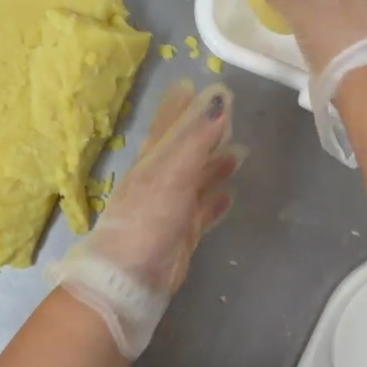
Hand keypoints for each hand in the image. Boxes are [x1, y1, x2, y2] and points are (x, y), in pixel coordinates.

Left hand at [52, 81, 244, 357]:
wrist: (128, 280)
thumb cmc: (146, 221)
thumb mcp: (171, 173)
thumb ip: (195, 137)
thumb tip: (219, 97)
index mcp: (151, 166)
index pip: (167, 129)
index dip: (180, 109)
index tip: (193, 86)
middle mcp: (159, 185)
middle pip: (185, 154)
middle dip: (204, 136)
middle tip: (230, 117)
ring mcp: (170, 212)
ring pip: (196, 182)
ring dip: (214, 167)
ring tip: (239, 152)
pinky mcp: (181, 237)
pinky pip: (202, 213)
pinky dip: (215, 202)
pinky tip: (229, 196)